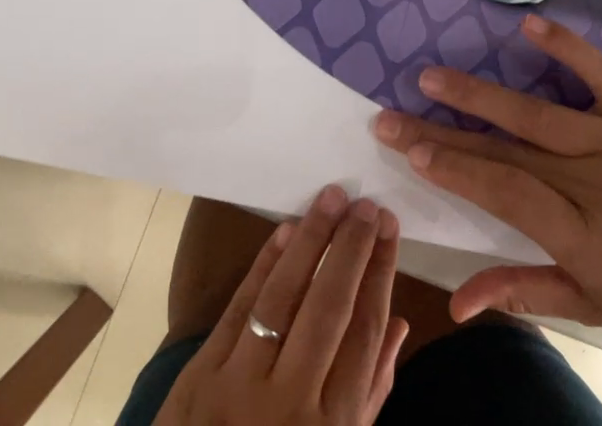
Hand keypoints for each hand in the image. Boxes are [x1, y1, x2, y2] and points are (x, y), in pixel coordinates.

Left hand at [154, 186, 408, 424]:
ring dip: (310, 241)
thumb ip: (372, 390)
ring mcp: (242, 383)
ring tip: (331, 199)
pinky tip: (286, 231)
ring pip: (283, 298)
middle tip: (366, 204)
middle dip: (352, 248)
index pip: (365, 329)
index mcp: (335, 422)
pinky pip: (239, 308)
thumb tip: (400, 322)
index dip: (380, 272)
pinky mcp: (202, 372)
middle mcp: (293, 399)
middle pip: (330, 307)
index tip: (388, 227)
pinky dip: (264, 265)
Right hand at [373, 16, 601, 326]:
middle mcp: (595, 187)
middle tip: (388, 117)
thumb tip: (457, 302)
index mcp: (583, 240)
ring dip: (479, 96)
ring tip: (429, 78)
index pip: (506, 197)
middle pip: (506, 156)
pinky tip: (528, 28)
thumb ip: (526, 292)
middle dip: (441, 135)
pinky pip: (601, 77)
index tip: (408, 153)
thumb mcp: (600, 307)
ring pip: (537, 116)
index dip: (456, 173)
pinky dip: (568, 51)